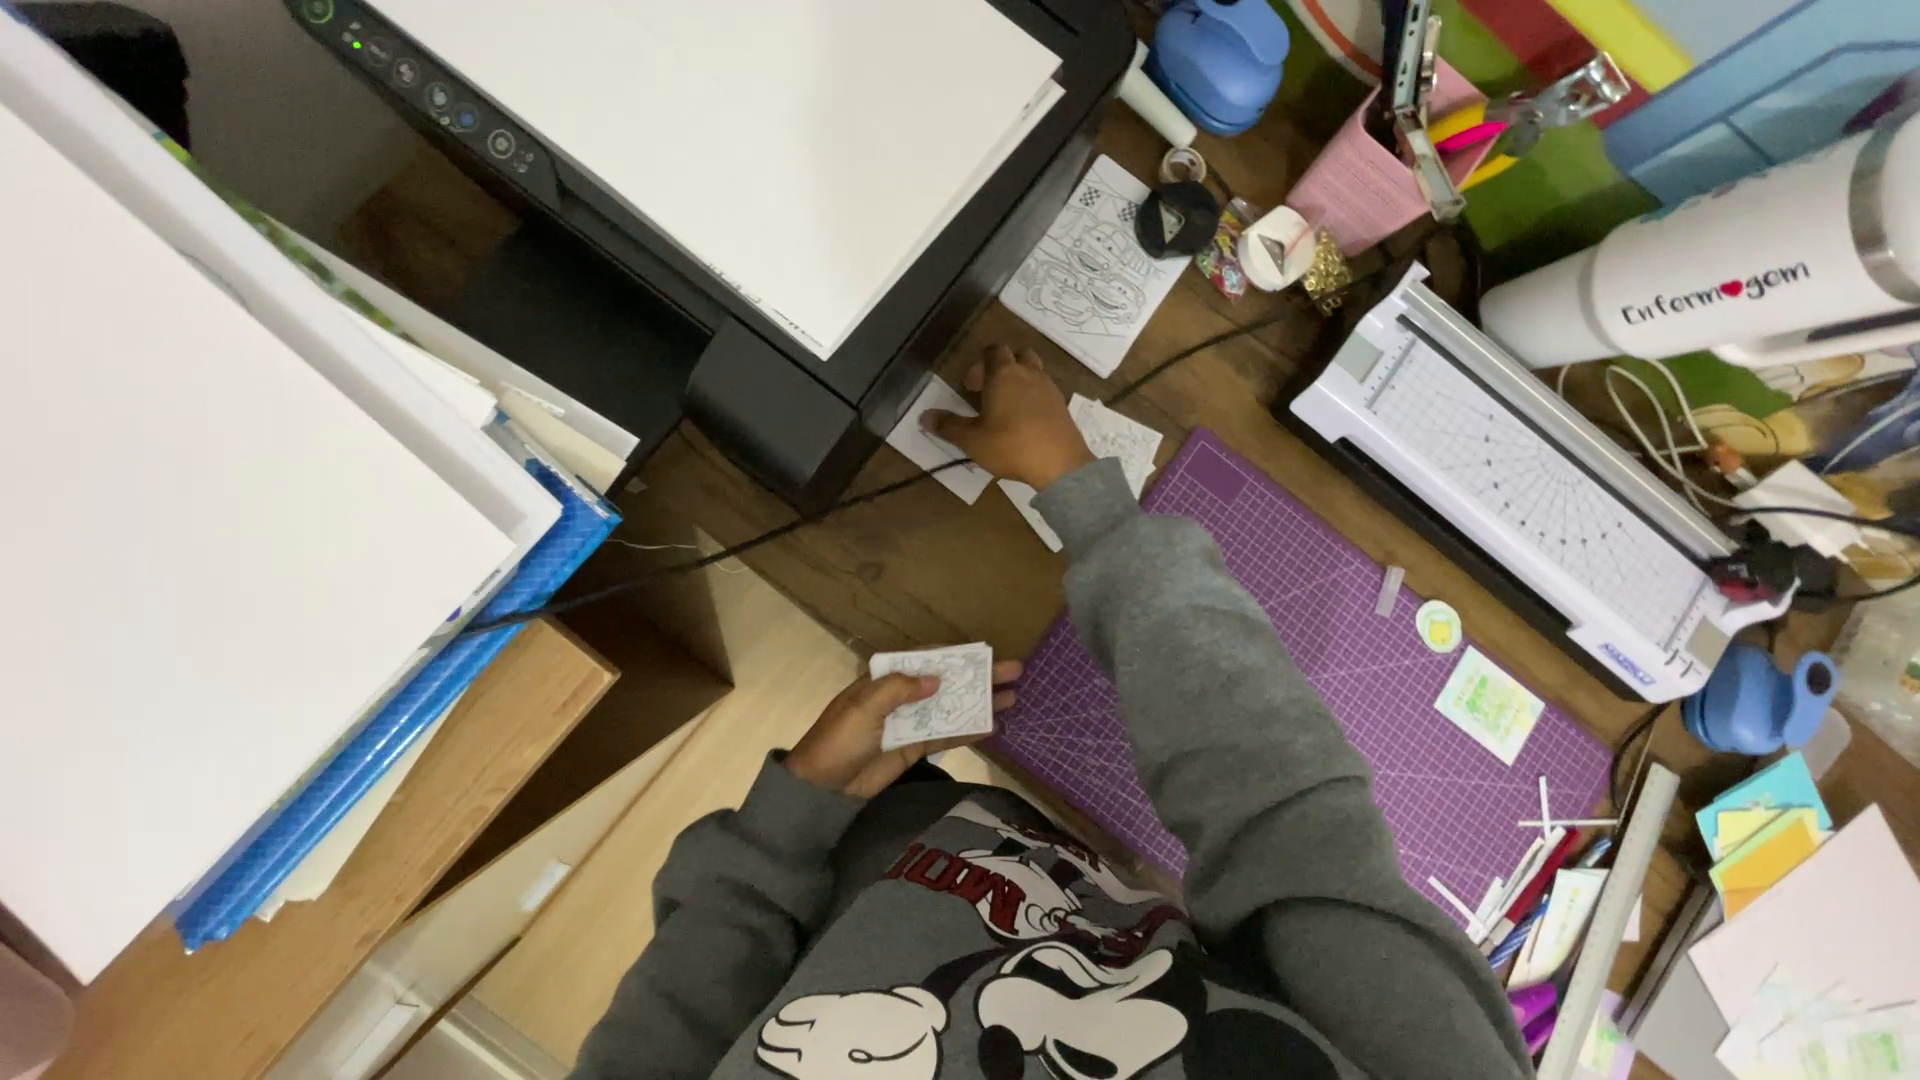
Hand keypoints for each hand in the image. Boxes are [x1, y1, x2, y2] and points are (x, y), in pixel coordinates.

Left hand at [785, 660, 1022, 797]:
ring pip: (952, 707)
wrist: (823, 787)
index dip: (957, 656)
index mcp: (886, 678)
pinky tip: (993, 726)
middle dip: (979, 677)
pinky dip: (969, 731)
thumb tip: (936, 678)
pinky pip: (947, 735)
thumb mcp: (864, 707)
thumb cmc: (839, 739)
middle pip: (946, 681)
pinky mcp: (915, 747)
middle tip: (1015, 671)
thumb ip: (900, 689)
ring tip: (1013, 697)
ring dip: (980, 702)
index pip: (927, 659)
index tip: (987, 654)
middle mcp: (902, 696)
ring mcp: (910, 722)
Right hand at [923, 345, 1094, 490]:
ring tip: (1009, 404)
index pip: (993, 351)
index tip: (971, 385)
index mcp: (1003, 374)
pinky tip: (1028, 419)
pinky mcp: (1062, 405)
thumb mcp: (973, 440)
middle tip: (989, 390)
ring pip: (1035, 370)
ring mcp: (1049, 388)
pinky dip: (1035, 396)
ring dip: (1021, 379)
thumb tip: (924, 417)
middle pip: (1017, 354)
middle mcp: (1028, 373)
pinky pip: (1046, 390)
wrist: (1060, 464)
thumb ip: (949, 426)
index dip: (980, 363)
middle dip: (1002, 366)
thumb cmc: (1010, 445)